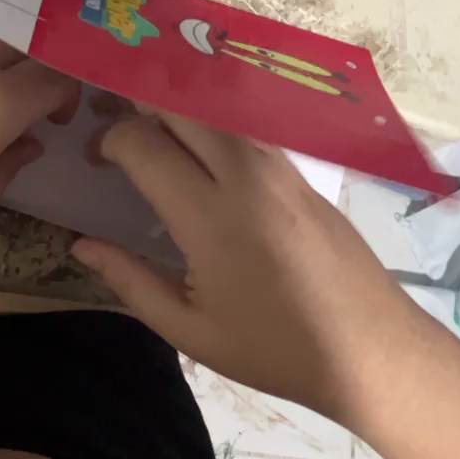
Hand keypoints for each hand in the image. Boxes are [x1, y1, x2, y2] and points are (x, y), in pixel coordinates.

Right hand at [71, 112, 429, 426]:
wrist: (378, 353)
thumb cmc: (276, 348)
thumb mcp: (189, 330)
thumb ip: (128, 280)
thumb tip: (82, 244)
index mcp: (211, 216)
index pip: (143, 143)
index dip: (109, 140)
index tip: (96, 159)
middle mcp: (245, 175)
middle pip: (178, 108)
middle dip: (136, 105)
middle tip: (113, 123)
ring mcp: (278, 166)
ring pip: (212, 111)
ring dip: (173, 111)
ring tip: (150, 132)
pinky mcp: (300, 171)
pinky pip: (241, 129)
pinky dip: (207, 126)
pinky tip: (197, 151)